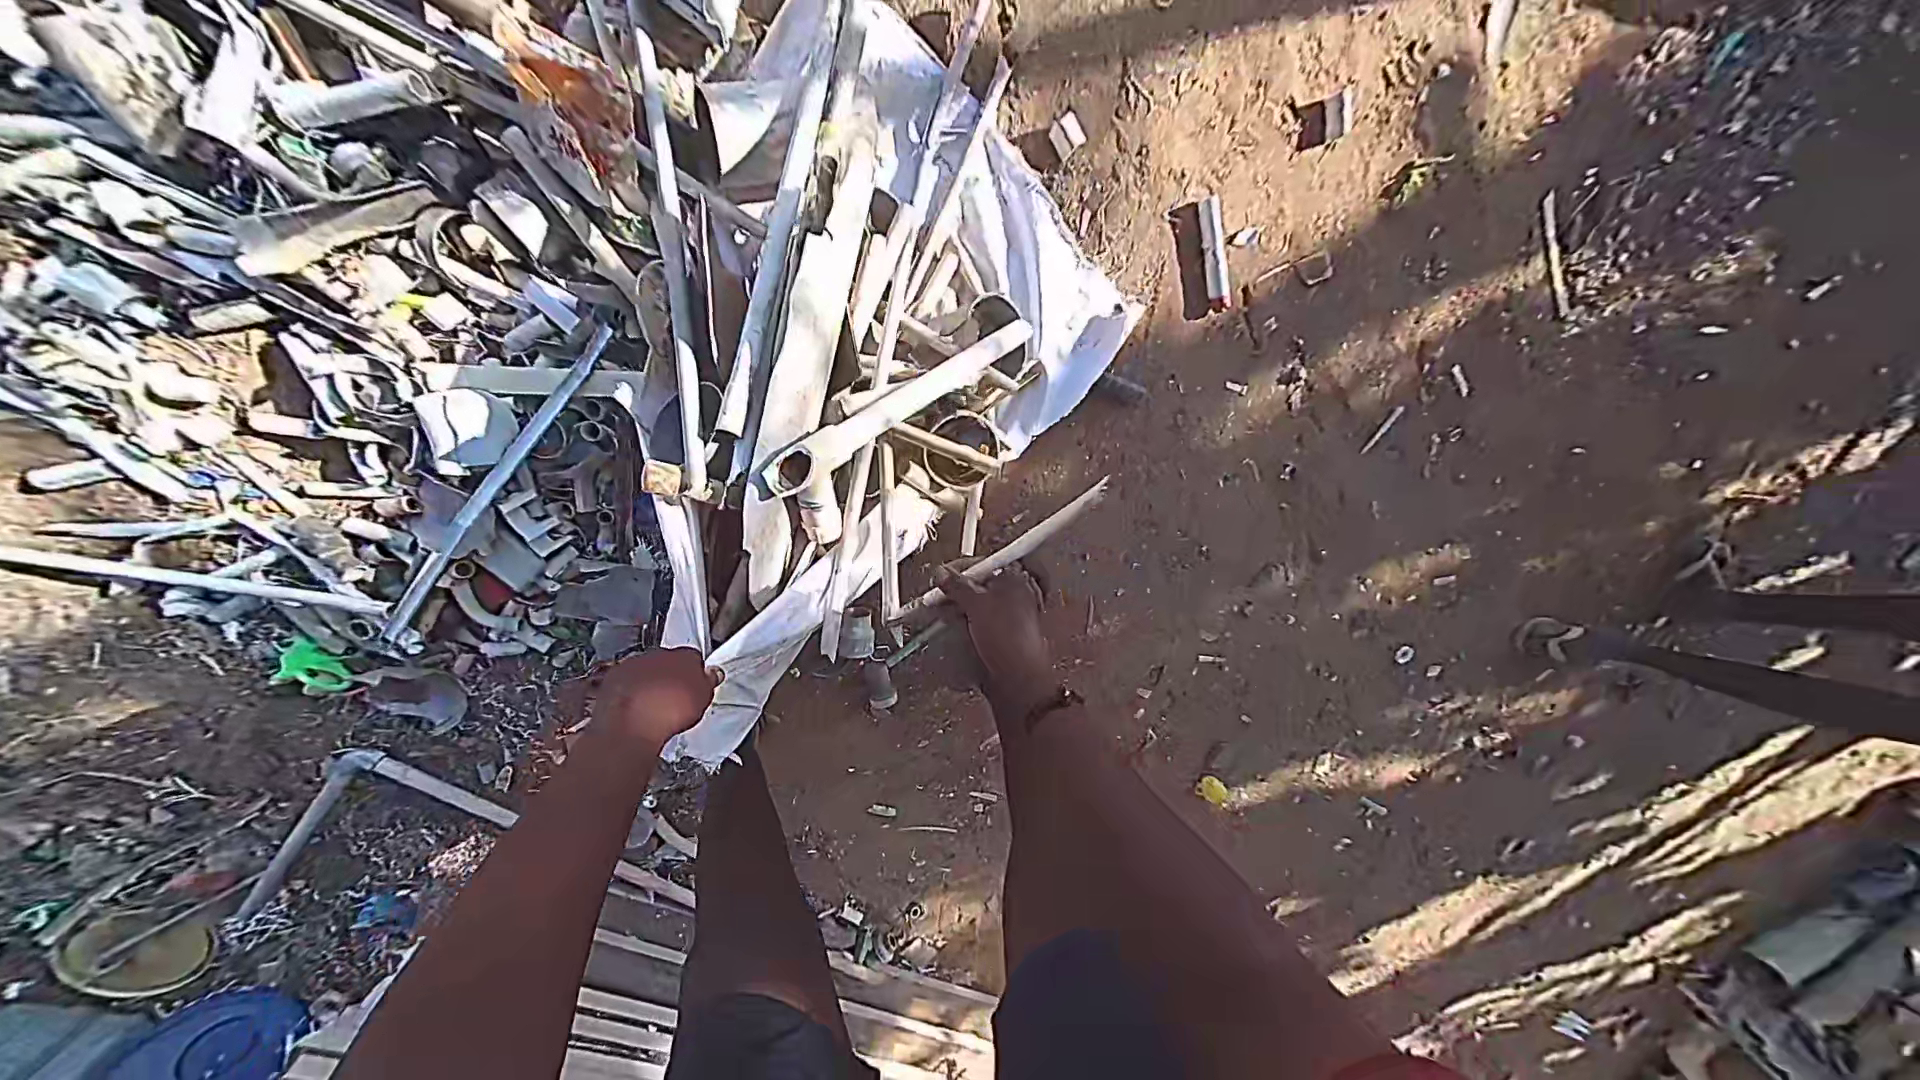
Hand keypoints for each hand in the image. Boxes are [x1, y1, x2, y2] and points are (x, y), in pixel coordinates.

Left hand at [590, 648, 720, 747]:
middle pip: (667, 661)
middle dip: (670, 676)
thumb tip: (713, 674)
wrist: (630, 727)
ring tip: (655, 707)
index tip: (696, 684)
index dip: (696, 672)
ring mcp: (632, 665)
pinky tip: (635, 709)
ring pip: (645, 670)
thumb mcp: (702, 699)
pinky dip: (629, 692)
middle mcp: (657, 655)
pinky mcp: (611, 680)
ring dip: (649, 683)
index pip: (694, 656)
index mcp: (684, 655)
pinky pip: (624, 682)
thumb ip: (708, 681)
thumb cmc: (665, 712)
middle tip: (676, 698)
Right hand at [937, 565, 1055, 719]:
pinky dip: (967, 621)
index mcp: (1013, 579)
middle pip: (978, 584)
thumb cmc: (1009, 638)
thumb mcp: (976, 604)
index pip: (980, 565)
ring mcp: (1010, 614)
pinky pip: (980, 620)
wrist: (1019, 676)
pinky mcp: (1004, 632)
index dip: (957, 570)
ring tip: (945, 613)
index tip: (939, 577)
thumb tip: (942, 574)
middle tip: (939, 597)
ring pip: (978, 603)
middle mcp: (1014, 594)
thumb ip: (957, 586)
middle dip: (956, 590)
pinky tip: (957, 626)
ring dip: (959, 607)